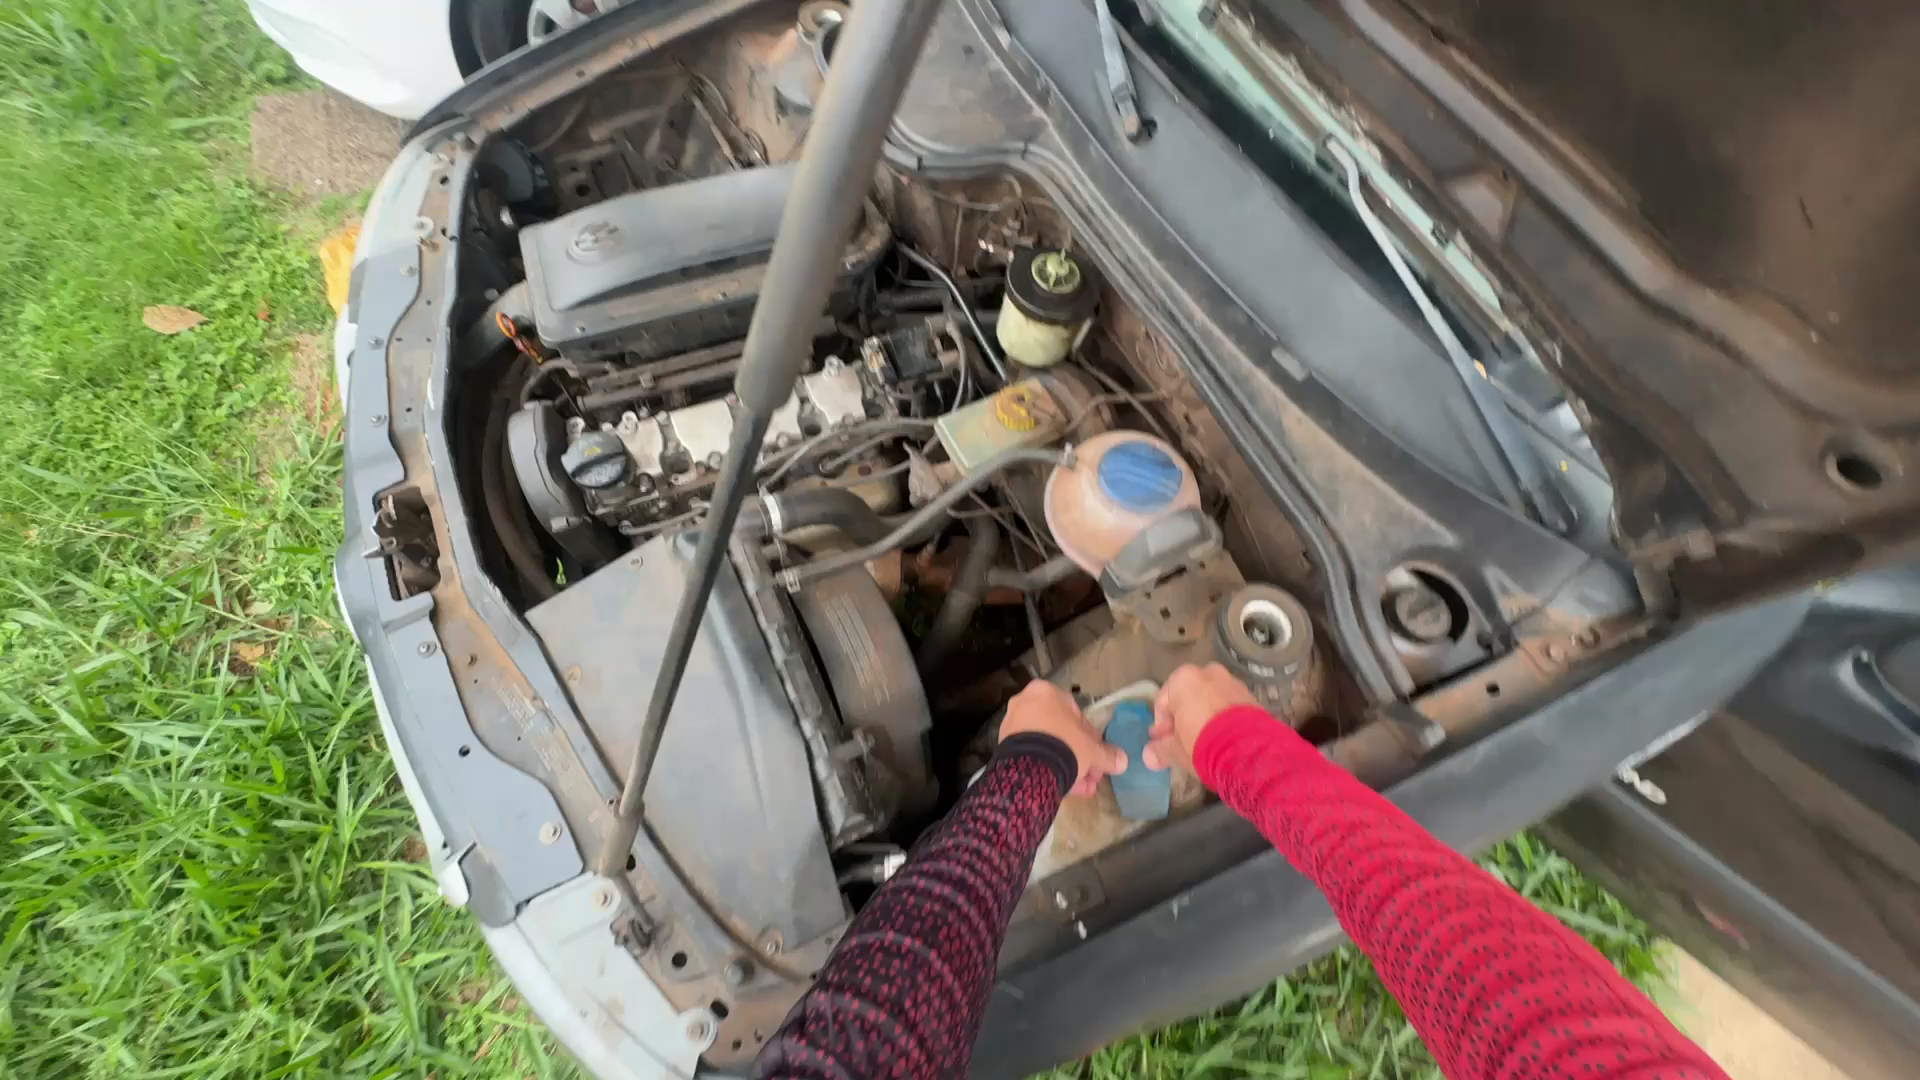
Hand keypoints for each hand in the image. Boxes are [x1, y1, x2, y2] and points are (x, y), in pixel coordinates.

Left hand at [1000, 680, 1127, 796]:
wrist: (1029, 766)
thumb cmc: (1065, 744)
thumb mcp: (1092, 750)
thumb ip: (1107, 754)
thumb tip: (1123, 761)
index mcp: (1046, 692)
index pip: (1076, 714)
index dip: (1091, 738)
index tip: (1098, 756)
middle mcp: (1026, 702)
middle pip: (1061, 732)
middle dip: (1079, 755)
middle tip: (1092, 775)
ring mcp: (1013, 725)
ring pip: (1047, 746)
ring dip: (1067, 766)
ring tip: (1082, 788)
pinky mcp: (1005, 746)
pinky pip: (1034, 756)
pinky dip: (1049, 769)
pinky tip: (1066, 789)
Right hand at [1144, 663, 1260, 770]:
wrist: (1251, 752)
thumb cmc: (1202, 743)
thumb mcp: (1175, 750)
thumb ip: (1160, 750)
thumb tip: (1149, 756)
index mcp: (1182, 679)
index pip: (1162, 703)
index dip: (1161, 727)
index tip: (1164, 744)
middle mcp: (1206, 672)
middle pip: (1187, 698)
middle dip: (1183, 719)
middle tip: (1183, 742)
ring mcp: (1231, 682)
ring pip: (1209, 699)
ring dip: (1203, 716)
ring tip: (1205, 741)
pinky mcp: (1251, 695)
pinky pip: (1228, 705)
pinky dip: (1223, 717)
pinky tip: (1223, 737)